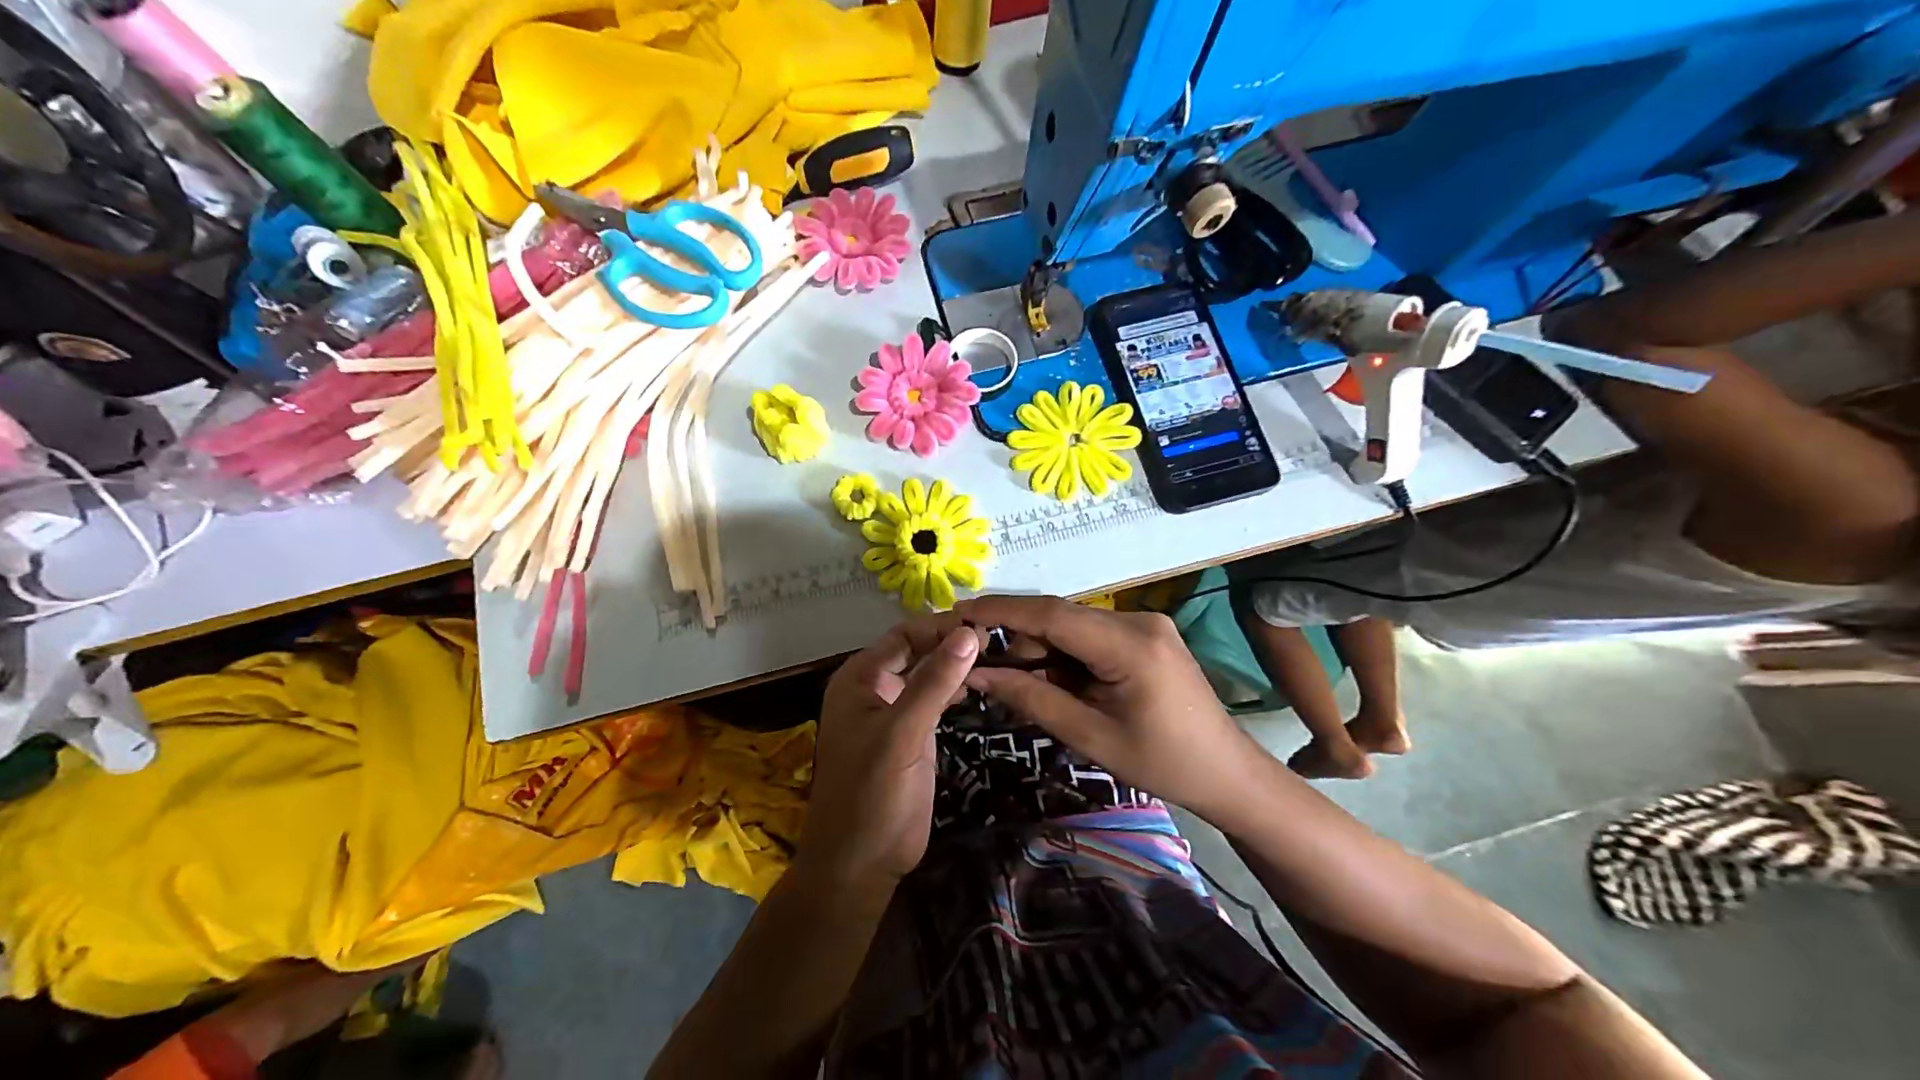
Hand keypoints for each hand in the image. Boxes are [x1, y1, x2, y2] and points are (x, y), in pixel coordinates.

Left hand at [797, 615, 979, 888]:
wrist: (860, 864)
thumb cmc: (873, 794)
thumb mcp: (903, 733)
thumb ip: (934, 682)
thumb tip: (969, 633)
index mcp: (859, 679)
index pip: (904, 635)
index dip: (941, 626)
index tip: (985, 622)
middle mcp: (874, 690)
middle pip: (916, 653)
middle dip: (952, 644)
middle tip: (1000, 639)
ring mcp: (893, 715)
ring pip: (927, 677)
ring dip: (956, 666)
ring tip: (1000, 656)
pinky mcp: (911, 738)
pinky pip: (933, 702)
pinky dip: (955, 691)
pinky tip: (982, 686)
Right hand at [956, 595, 1266, 820]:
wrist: (1227, 773)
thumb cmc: (1163, 764)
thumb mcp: (1090, 736)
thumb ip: (1032, 699)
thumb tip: (977, 674)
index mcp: (1131, 644)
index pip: (1052, 615)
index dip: (1001, 611)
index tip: (958, 613)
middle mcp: (1138, 620)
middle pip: (1060, 617)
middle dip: (1017, 638)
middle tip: (981, 667)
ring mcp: (1145, 624)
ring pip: (1072, 625)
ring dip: (1040, 649)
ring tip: (1017, 683)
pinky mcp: (1145, 635)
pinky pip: (1090, 635)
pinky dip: (1063, 654)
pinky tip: (1051, 680)